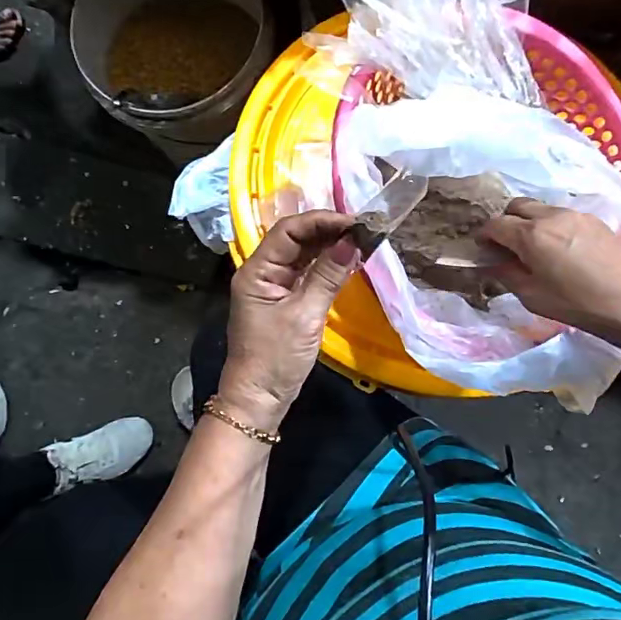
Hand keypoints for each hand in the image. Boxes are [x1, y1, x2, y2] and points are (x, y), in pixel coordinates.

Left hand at [220, 210, 358, 425]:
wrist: (259, 398)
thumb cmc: (277, 358)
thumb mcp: (305, 316)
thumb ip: (328, 276)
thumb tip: (352, 241)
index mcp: (256, 270)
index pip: (288, 231)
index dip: (321, 221)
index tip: (354, 221)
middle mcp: (261, 272)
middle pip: (295, 239)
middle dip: (327, 230)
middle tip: (363, 227)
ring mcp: (272, 286)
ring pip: (301, 254)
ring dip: (328, 245)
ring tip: (360, 239)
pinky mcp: (283, 300)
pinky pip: (304, 272)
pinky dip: (325, 265)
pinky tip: (347, 259)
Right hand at [479, 198, 620, 349]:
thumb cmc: (580, 304)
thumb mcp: (533, 296)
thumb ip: (507, 274)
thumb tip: (493, 263)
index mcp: (531, 234)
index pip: (495, 224)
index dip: (483, 236)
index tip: (481, 250)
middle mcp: (551, 215)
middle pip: (516, 205)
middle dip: (505, 221)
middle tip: (504, 245)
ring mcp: (576, 214)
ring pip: (540, 208)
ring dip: (528, 222)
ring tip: (531, 247)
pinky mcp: (595, 220)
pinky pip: (561, 215)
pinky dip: (549, 225)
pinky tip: (556, 248)